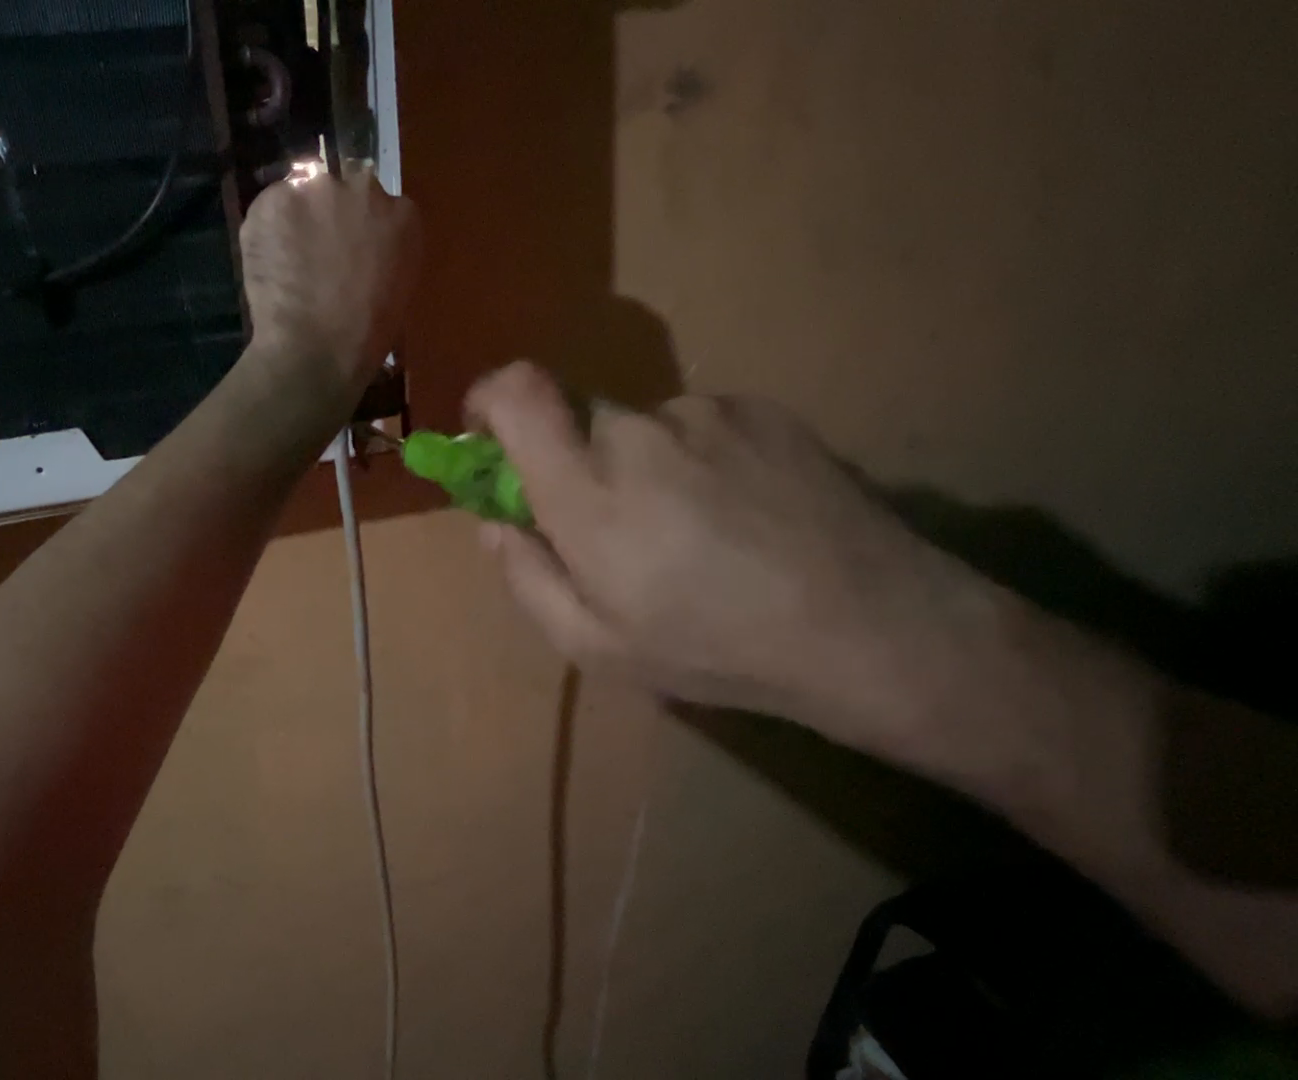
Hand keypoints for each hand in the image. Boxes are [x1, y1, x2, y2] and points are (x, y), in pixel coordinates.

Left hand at [240, 169, 420, 397]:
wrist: (316, 348)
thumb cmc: (365, 336)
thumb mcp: (397, 289)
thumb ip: (383, 252)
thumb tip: (360, 246)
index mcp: (402, 216)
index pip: (377, 204)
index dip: (357, 227)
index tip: (347, 250)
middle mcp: (363, 189)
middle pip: (340, 189)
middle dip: (329, 214)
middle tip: (315, 254)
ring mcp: (317, 189)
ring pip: (302, 195)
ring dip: (296, 219)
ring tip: (287, 261)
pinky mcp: (276, 199)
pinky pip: (269, 209)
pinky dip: (266, 231)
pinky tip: (270, 263)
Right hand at [467, 361, 1001, 756]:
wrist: (872, 627)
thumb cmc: (716, 647)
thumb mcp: (596, 646)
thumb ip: (526, 577)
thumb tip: (496, 524)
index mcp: (588, 489)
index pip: (517, 394)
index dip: (488, 399)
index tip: (487, 434)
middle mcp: (640, 431)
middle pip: (577, 419)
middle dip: (574, 464)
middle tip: (612, 529)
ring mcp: (707, 413)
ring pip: (642, 428)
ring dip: (643, 468)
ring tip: (696, 535)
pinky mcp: (764, 410)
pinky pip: (699, 426)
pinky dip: (697, 461)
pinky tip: (743, 516)